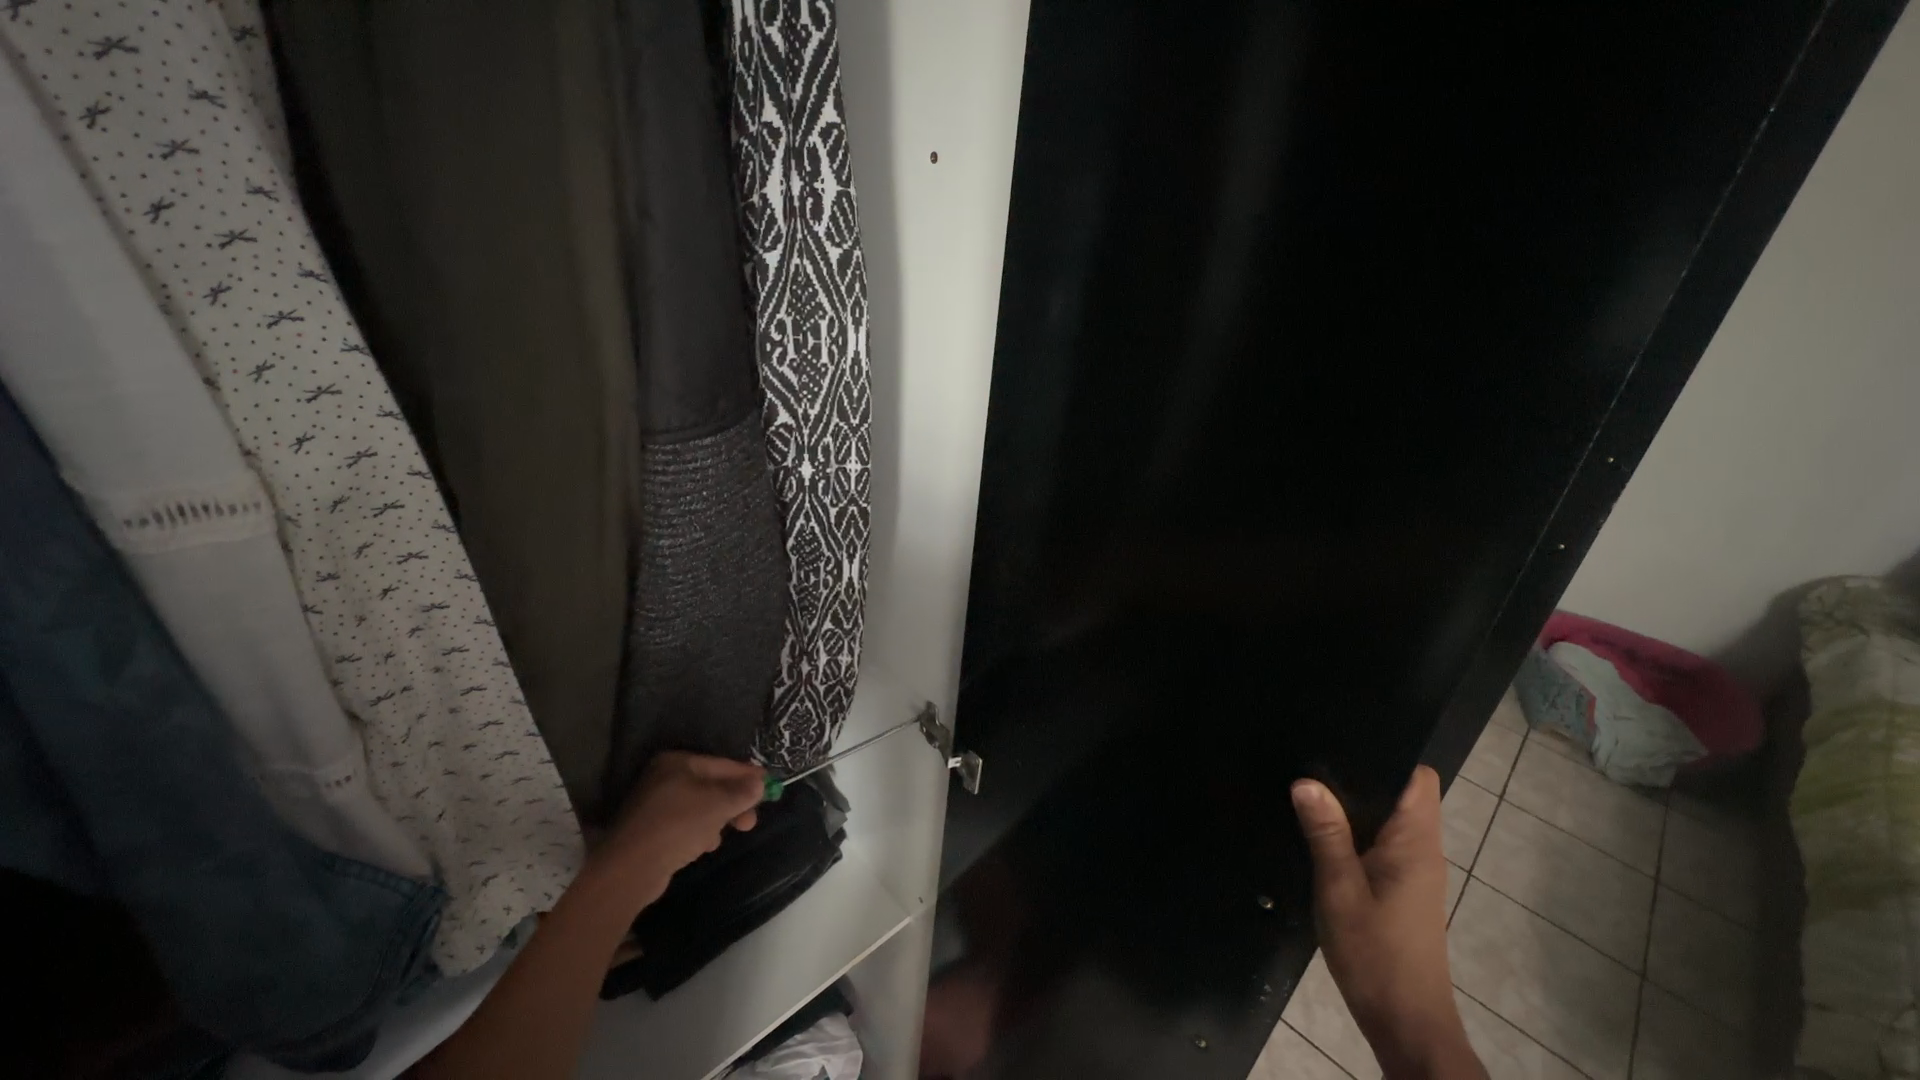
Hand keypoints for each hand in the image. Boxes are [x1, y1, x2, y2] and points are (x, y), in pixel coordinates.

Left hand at [587, 751, 765, 907]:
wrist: (632, 868)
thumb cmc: (678, 824)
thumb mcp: (718, 804)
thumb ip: (742, 792)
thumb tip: (760, 784)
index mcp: (678, 762)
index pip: (722, 765)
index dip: (748, 776)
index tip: (771, 787)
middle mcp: (664, 778)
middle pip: (712, 786)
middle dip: (734, 803)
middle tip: (751, 822)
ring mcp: (656, 804)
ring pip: (701, 807)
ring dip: (717, 820)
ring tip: (722, 836)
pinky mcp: (652, 830)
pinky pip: (686, 825)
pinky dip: (699, 833)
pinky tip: (703, 846)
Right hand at [1292, 766, 1484, 1079]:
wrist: (1405, 1021)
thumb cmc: (1375, 953)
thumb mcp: (1339, 889)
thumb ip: (1326, 833)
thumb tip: (1306, 781)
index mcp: (1415, 842)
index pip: (1418, 778)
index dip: (1387, 754)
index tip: (1344, 740)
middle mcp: (1422, 850)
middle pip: (1402, 794)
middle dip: (1362, 776)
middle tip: (1312, 760)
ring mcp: (1415, 872)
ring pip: (1390, 820)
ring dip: (1356, 806)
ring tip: (1309, 788)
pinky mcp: (1402, 890)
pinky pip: (1382, 843)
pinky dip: (1356, 832)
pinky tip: (1320, 833)